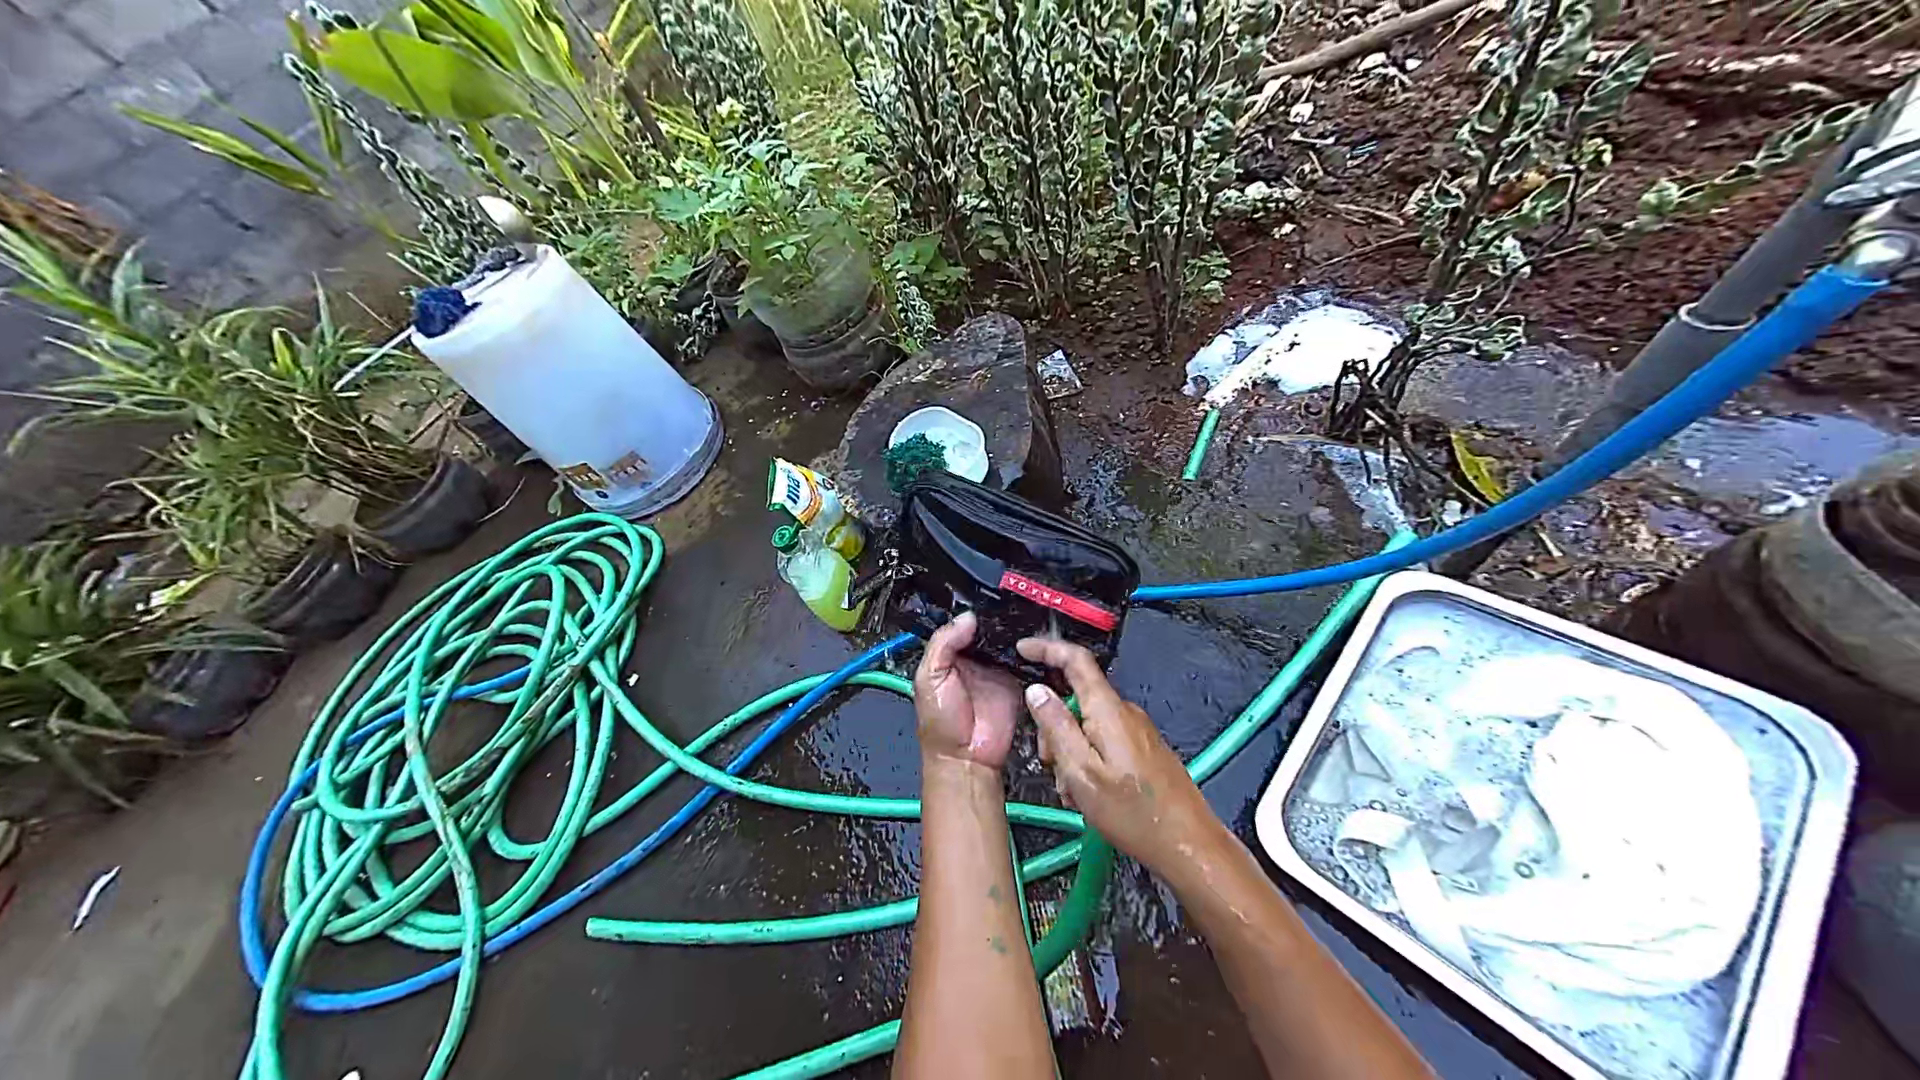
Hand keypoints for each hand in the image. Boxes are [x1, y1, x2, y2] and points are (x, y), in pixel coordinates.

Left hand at [914, 613, 1022, 771]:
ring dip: (1014, 636)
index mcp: (950, 655)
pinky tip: (1031, 644)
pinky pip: (1025, 662)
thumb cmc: (940, 726)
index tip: (984, 603)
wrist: (966, 758)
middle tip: (1005, 610)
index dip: (972, 614)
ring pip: (1009, 643)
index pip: (963, 625)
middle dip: (997, 621)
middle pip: (989, 630)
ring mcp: (996, 670)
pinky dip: (1029, 654)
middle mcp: (974, 660)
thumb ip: (943, 645)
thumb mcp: (929, 678)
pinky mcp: (1016, 682)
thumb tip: (966, 618)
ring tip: (1019, 624)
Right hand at [1016, 637, 1225, 876]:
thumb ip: (1055, 727)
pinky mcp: (1141, 748)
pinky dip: (1087, 761)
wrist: (1187, 845)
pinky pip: (1102, 741)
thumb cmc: (1133, 813)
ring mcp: (1135, 730)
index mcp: (1108, 710)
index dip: (1046, 648)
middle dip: (1054, 727)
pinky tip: (1090, 794)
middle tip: (1052, 766)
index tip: (1022, 649)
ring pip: (1085, 725)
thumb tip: (1036, 691)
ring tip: (1075, 790)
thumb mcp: (1081, 771)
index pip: (1075, 660)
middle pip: (1075, 699)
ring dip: (1070, 752)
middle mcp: (1124, 712)